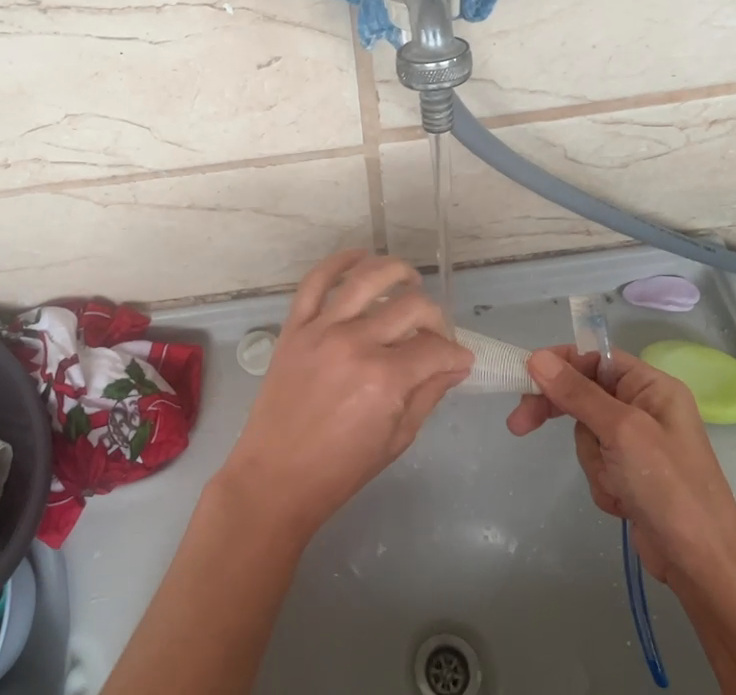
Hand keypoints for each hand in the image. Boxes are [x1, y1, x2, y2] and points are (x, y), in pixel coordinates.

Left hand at [216, 250, 471, 539]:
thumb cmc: (341, 469)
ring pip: (367, 278)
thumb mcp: (398, 438)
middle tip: (436, 334)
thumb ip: (429, 394)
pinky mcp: (295, 327)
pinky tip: (361, 258)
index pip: (436, 349)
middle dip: (435, 318)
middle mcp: (356, 343)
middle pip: (411, 307)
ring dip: (396, 271)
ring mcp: (322, 330)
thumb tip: (455, 365)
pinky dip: (340, 262)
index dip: (456, 353)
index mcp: (385, 378)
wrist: (276, 477)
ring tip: (409, 279)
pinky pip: (316, 281)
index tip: (460, 359)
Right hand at [507, 346, 735, 585]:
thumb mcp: (621, 431)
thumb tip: (537, 358)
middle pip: (584, 393)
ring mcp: (638, 443)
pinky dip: (602, 482)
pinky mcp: (630, 474)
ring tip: (618, 483)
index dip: (560, 363)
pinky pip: (596, 463)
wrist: (700, 563)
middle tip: (519, 426)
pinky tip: (623, 503)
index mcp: (652, 387)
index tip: (524, 378)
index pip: (596, 357)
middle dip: (561, 413)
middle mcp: (645, 408)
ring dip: (592, 460)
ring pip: (586, 434)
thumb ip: (578, 393)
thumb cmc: (668, 487)